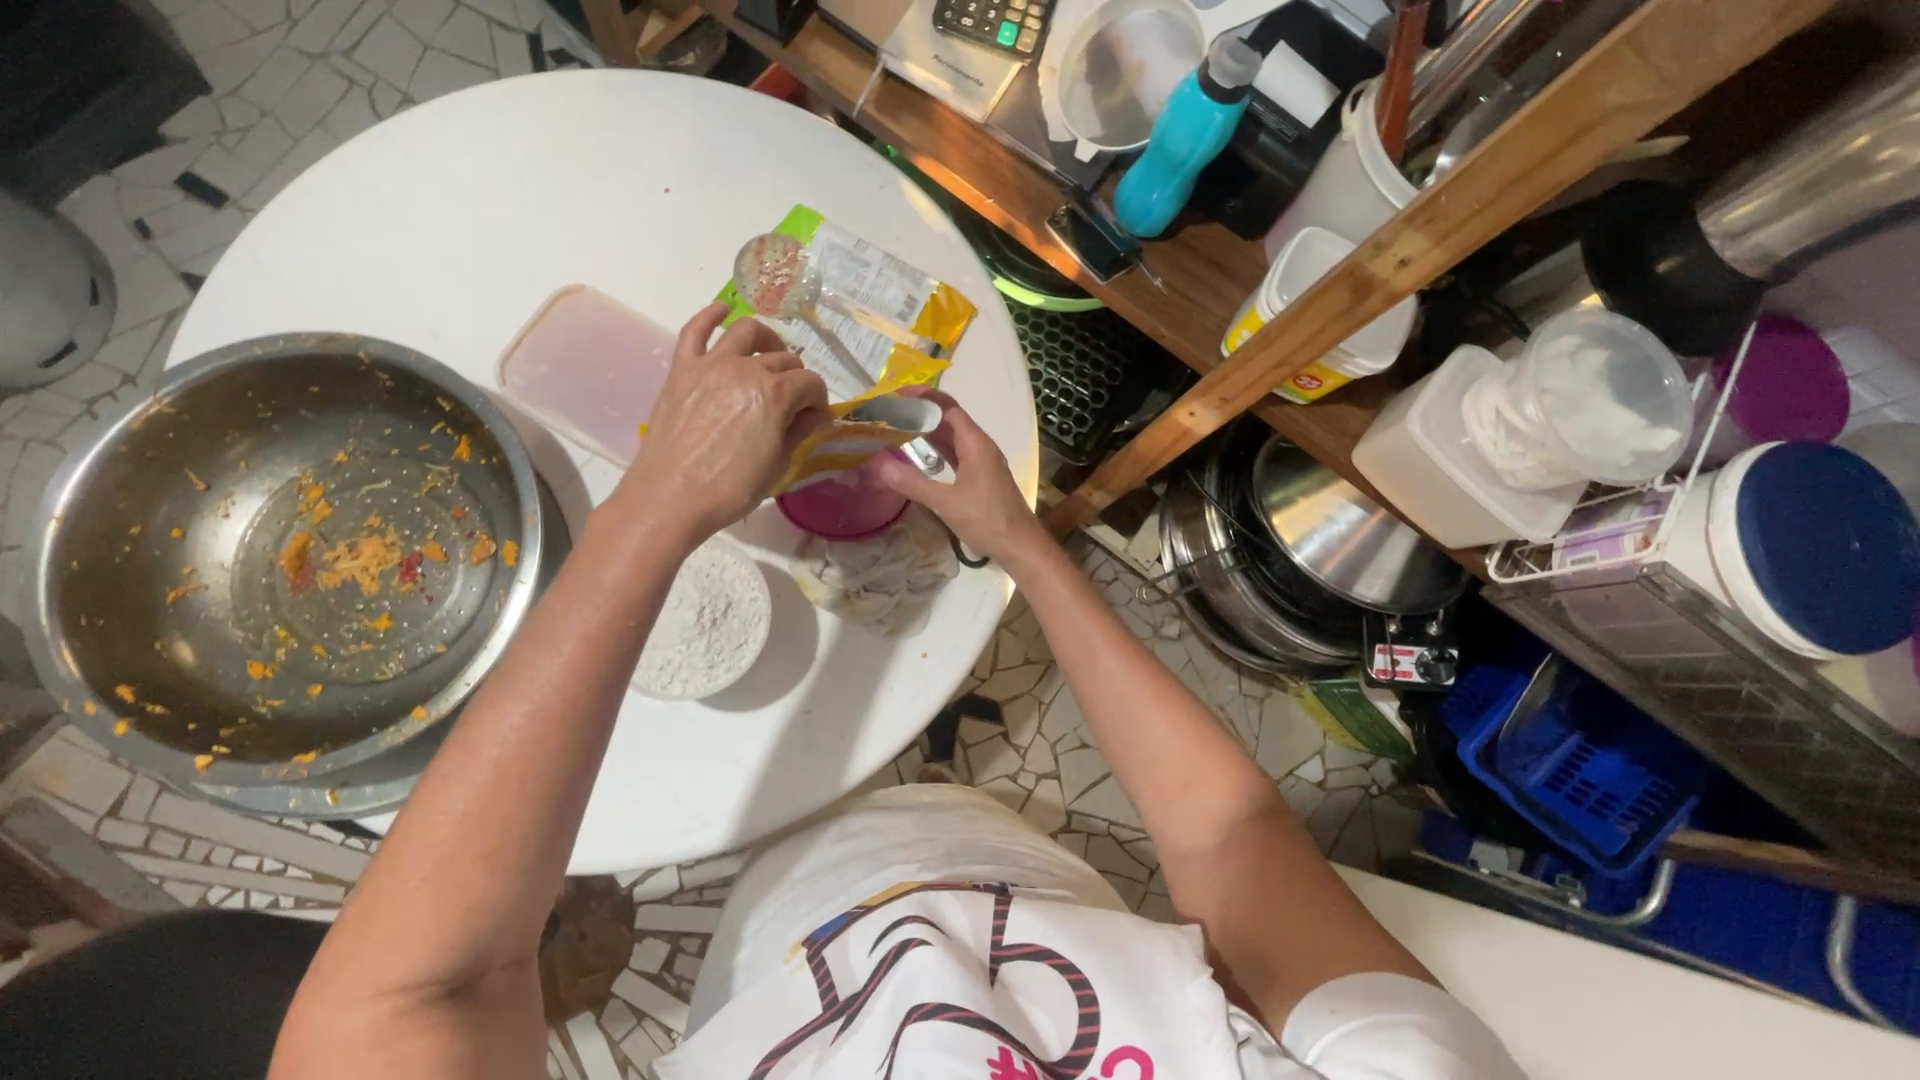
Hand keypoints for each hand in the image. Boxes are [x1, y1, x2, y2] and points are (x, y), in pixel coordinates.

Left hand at [621, 303, 829, 541]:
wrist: (671, 496)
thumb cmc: (730, 489)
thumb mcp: (777, 465)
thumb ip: (798, 432)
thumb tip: (815, 416)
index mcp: (775, 395)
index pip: (810, 384)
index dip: (818, 400)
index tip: (815, 418)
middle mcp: (746, 369)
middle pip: (783, 359)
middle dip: (796, 378)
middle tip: (794, 401)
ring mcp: (711, 365)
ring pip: (747, 332)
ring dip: (767, 340)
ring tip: (770, 355)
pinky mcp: (682, 369)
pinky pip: (696, 330)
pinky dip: (711, 315)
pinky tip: (723, 310)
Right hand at [865, 388, 1047, 565]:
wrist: (1020, 545)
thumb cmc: (987, 520)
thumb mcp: (946, 503)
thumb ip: (913, 483)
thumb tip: (879, 465)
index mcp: (976, 444)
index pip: (948, 408)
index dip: (923, 397)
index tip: (896, 395)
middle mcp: (981, 447)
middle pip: (949, 420)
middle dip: (921, 414)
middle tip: (890, 414)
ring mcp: (983, 462)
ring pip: (953, 438)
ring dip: (928, 432)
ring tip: (898, 430)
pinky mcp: (981, 477)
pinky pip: (956, 454)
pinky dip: (937, 451)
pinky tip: (920, 457)